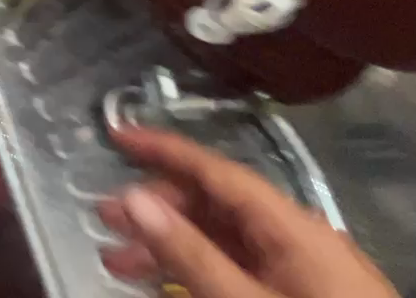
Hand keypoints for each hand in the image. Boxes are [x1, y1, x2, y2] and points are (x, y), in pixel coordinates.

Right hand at [100, 127, 397, 297]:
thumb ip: (189, 252)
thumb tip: (129, 196)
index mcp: (293, 227)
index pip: (215, 169)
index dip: (162, 147)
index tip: (114, 133)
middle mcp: (301, 237)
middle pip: (214, 203)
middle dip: (154, 207)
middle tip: (105, 219)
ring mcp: (309, 271)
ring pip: (224, 239)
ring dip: (169, 243)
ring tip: (121, 262)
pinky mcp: (309, 295)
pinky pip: (242, 266)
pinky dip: (199, 267)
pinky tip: (169, 283)